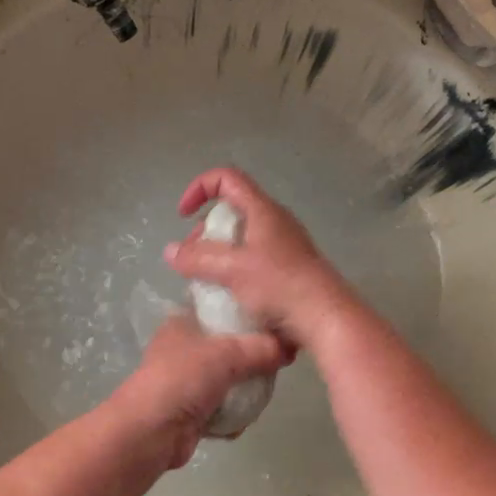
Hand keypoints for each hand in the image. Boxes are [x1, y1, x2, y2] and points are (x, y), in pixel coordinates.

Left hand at [106, 313, 289, 469]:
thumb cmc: (183, 379)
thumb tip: (290, 347)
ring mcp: (185, 383)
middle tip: (273, 367)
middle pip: (228, 349)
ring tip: (260, 398)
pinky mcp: (189, 413)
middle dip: (251, 362)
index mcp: (183, 324)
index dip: (246, 316)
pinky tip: (240, 422)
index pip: (219, 309)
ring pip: (227, 382)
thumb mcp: (228, 354)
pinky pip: (221, 410)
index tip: (274, 327)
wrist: (151, 432)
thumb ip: (262, 348)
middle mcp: (183, 350)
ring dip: (243, 394)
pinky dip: (231, 417)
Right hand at [163, 168, 358, 350]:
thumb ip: (198, 258)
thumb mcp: (232, 270)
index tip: (182, 215)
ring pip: (241, 238)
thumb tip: (170, 252)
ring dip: (217, 253)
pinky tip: (227, 294)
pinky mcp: (288, 269)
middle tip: (192, 259)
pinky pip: (253, 259)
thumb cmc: (280, 286)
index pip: (226, 178)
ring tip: (205, 281)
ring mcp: (284, 245)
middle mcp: (275, 221)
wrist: (326, 317)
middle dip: (204, 231)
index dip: (199, 188)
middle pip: (231, 210)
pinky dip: (234, 269)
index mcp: (262, 210)